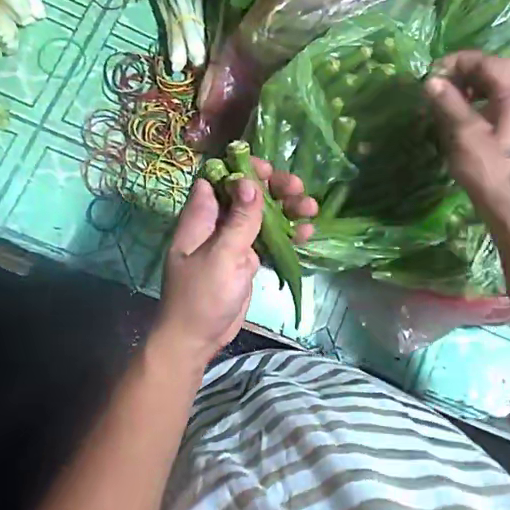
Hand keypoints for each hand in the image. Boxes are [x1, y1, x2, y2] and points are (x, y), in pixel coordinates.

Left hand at [153, 160, 316, 365]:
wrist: (197, 339)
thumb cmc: (201, 296)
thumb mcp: (221, 255)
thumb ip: (239, 220)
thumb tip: (249, 181)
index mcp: (201, 218)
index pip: (219, 179)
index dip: (242, 170)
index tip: (268, 170)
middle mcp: (217, 224)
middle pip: (247, 194)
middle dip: (273, 188)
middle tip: (299, 188)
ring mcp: (234, 242)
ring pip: (263, 215)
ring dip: (287, 209)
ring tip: (311, 209)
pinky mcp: (247, 260)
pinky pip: (270, 239)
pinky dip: (287, 234)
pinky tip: (307, 233)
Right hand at [423, 50, 509, 216]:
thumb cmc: (490, 171)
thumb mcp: (465, 134)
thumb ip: (449, 103)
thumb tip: (432, 81)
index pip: (488, 62)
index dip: (458, 62)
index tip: (433, 73)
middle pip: (497, 71)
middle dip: (467, 72)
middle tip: (441, 83)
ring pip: (500, 88)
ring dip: (474, 87)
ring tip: (449, 98)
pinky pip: (501, 105)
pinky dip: (480, 103)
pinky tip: (463, 117)